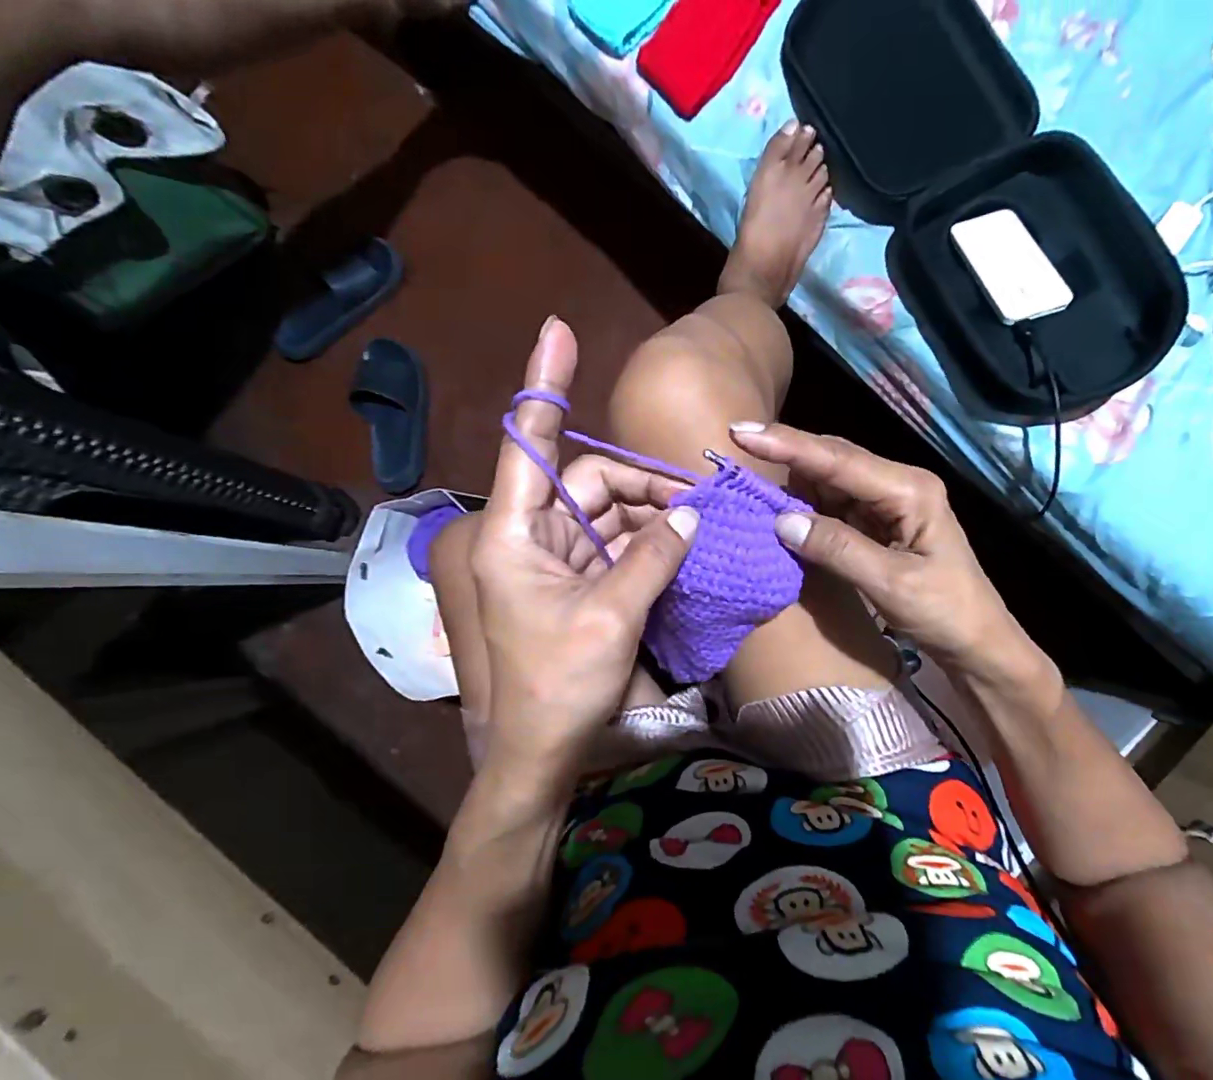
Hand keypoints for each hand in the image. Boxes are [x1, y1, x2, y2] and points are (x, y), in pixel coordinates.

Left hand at [470, 318, 697, 769]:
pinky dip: (648, 539)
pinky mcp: (576, 576)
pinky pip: (616, 540)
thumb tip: (692, 512)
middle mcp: (530, 533)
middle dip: (642, 484)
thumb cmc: (559, 686)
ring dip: (652, 514)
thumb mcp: (611, 617)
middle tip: (698, 502)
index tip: (558, 330)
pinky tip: (682, 543)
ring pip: (608, 510)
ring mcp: (554, 555)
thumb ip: (654, 556)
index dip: (543, 385)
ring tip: (698, 526)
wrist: (543, 750)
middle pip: (589, 480)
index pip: (527, 443)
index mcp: (514, 534)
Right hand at [729, 422, 1045, 682]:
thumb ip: (837, 548)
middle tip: (736, 446)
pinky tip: (779, 507)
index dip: (789, 444)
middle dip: (786, 452)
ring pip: (829, 479)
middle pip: (832, 459)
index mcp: (909, 490)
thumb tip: (781, 520)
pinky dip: (804, 504)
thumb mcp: (891, 584)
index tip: (743, 433)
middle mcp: (898, 484)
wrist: (975, 642)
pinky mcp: (877, 520)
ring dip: (792, 480)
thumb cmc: (944, 612)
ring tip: (749, 478)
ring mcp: (887, 501)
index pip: (839, 460)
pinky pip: (832, 503)